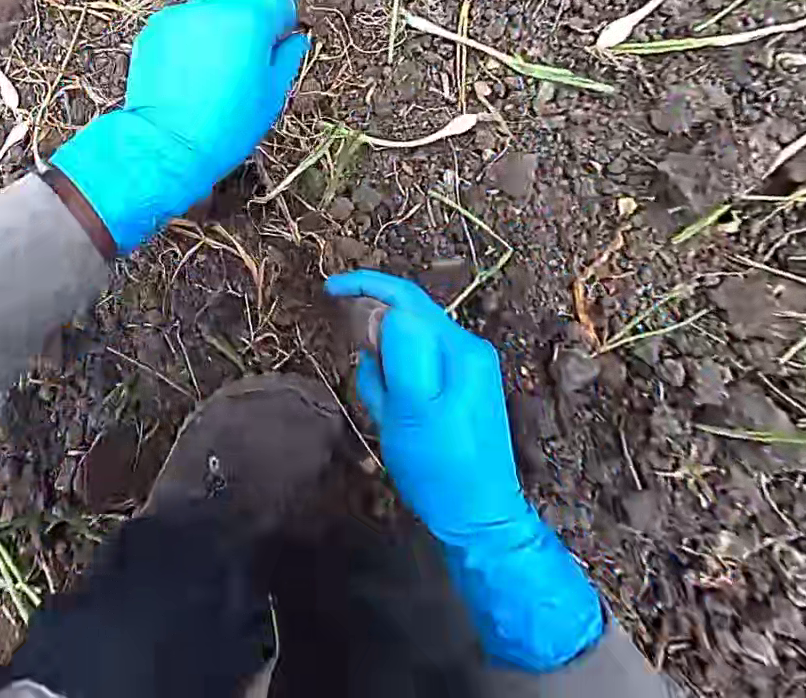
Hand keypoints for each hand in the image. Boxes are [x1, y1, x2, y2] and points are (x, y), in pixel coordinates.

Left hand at [51, 0, 307, 252]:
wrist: (168, 144)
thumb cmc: (227, 126)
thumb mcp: (272, 96)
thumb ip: (287, 59)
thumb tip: (295, 40)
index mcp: (252, 18)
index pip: (280, 2)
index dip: (283, 25)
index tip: (279, 45)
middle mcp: (215, 6)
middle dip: (250, 16)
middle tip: (249, 54)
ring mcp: (181, 15)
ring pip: (210, 8)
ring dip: (219, 26)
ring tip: (216, 68)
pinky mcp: (154, 30)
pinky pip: (182, 24)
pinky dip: (190, 37)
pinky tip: (189, 72)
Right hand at [326, 270, 528, 543]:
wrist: (477, 520)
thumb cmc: (443, 467)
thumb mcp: (415, 409)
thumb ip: (403, 353)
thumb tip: (386, 310)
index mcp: (459, 348)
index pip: (406, 297)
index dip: (365, 285)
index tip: (329, 289)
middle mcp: (462, 350)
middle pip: (401, 324)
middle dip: (376, 354)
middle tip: (379, 398)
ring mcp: (458, 370)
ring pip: (399, 351)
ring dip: (383, 378)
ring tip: (392, 417)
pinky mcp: (450, 389)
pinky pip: (407, 374)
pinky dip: (392, 391)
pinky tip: (398, 421)